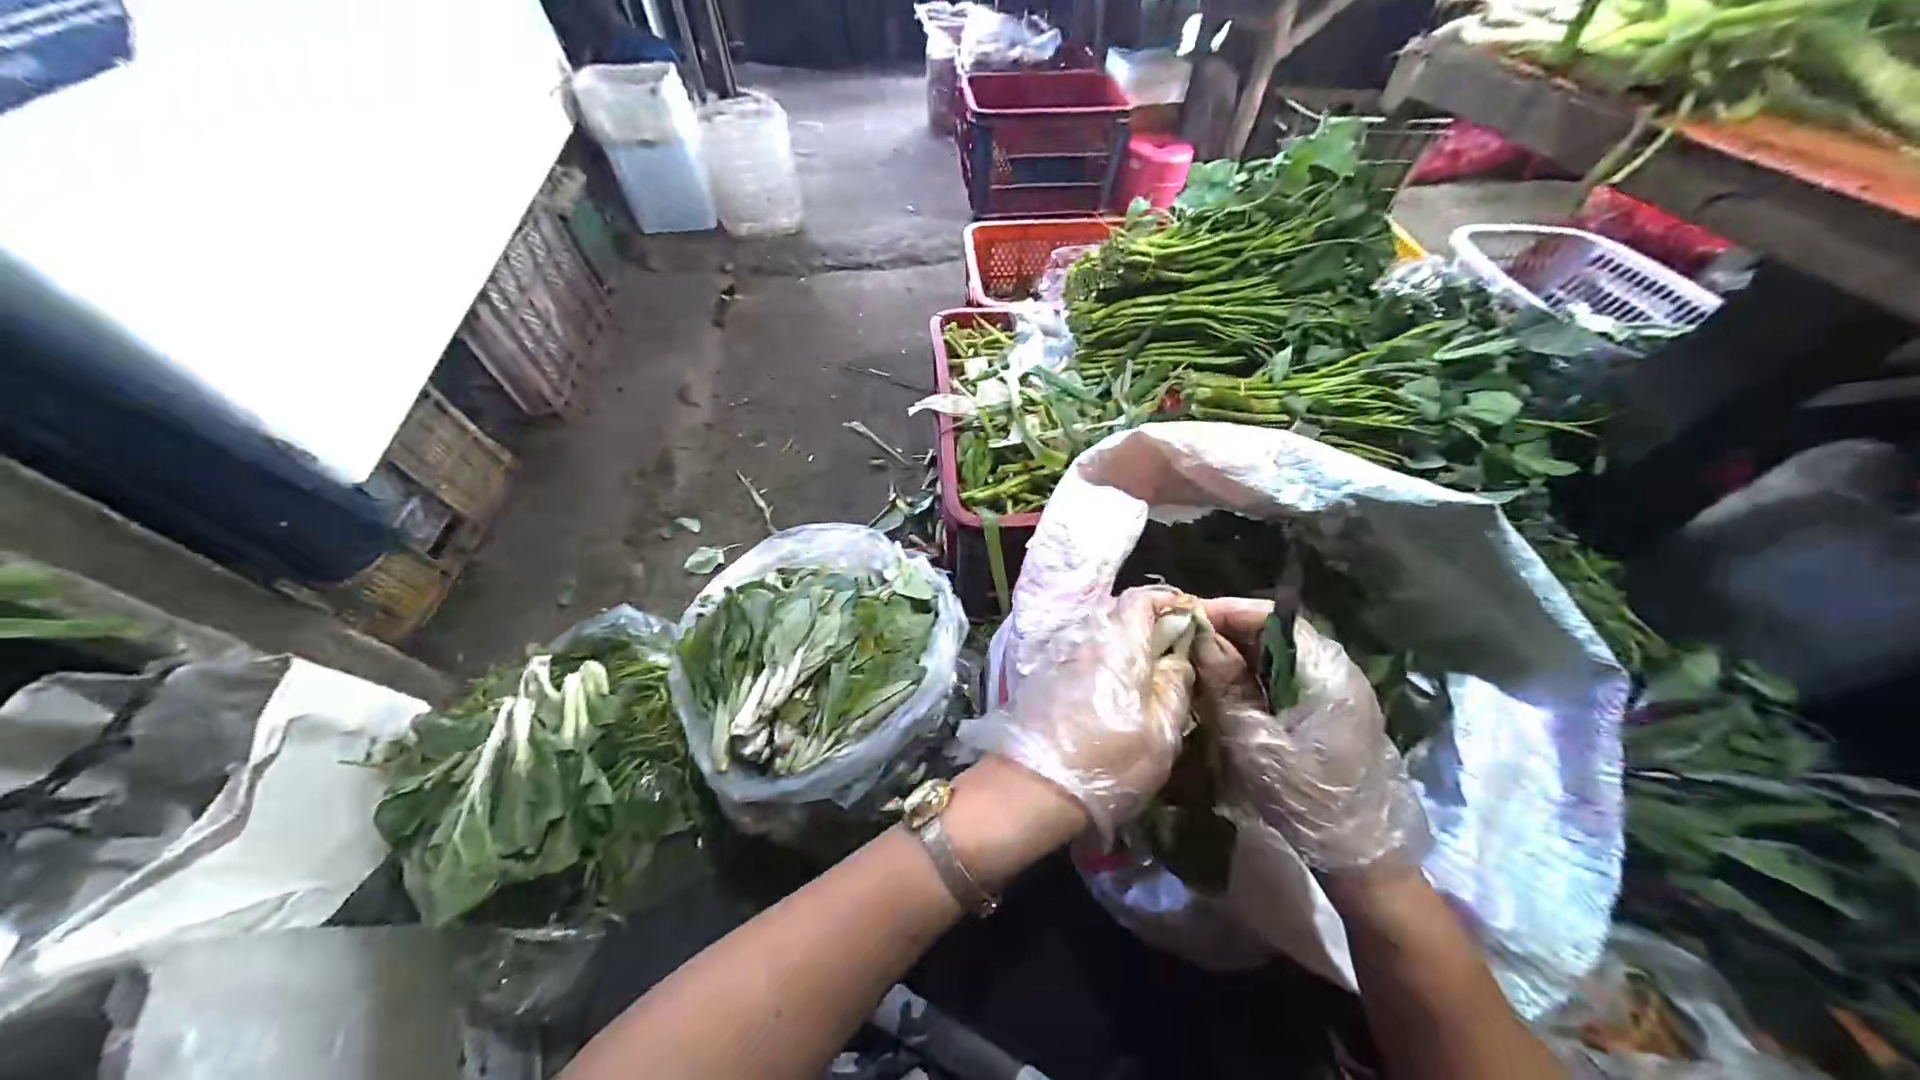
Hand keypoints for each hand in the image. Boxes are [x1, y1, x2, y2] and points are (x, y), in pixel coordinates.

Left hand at [958, 587, 1201, 842]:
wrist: (1031, 790)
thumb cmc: (1107, 763)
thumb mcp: (1161, 732)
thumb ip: (1174, 685)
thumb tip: (1178, 657)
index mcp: (1117, 643)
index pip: (1141, 598)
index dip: (1169, 604)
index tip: (1191, 624)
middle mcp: (1084, 639)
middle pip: (1119, 615)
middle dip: (1149, 628)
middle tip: (1174, 658)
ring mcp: (1059, 658)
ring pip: (1100, 638)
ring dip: (1125, 650)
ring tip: (1147, 681)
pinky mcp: (1043, 679)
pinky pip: (1082, 658)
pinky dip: (1103, 666)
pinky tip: (1114, 697)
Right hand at [1194, 597, 1430, 873]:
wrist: (1361, 859)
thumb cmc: (1306, 797)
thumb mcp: (1255, 740)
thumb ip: (1227, 684)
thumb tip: (1201, 637)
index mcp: (1324, 671)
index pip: (1272, 617)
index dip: (1227, 610)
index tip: (1186, 616)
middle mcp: (1334, 671)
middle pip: (1274, 632)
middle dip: (1226, 630)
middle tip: (1181, 637)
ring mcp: (1332, 692)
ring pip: (1276, 655)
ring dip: (1235, 653)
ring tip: (1193, 658)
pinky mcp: (1326, 712)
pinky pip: (1281, 678)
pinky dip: (1249, 675)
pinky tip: (1221, 686)